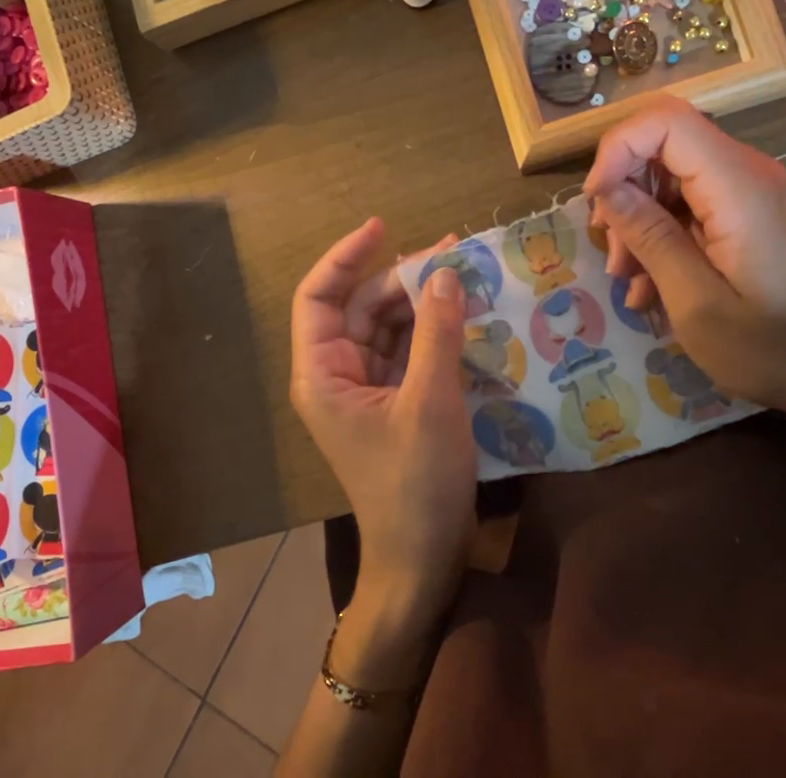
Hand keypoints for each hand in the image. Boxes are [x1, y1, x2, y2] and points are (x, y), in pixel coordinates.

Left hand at [290, 219, 476, 606]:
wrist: (423, 559)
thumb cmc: (415, 484)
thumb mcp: (430, 404)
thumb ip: (437, 335)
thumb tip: (445, 273)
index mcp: (322, 373)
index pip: (317, 296)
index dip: (344, 256)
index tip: (382, 226)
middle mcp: (337, 374)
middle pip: (359, 306)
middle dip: (401, 277)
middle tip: (454, 254)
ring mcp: (367, 389)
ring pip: (388, 326)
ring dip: (422, 302)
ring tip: (468, 275)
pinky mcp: (395, 402)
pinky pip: (409, 351)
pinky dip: (434, 332)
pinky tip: (467, 314)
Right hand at [586, 99, 785, 427]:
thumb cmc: (770, 349)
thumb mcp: (696, 303)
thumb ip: (651, 237)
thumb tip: (605, 189)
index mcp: (739, 187)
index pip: (667, 121)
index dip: (618, 148)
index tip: (597, 203)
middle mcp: (747, 173)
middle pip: (662, 144)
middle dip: (622, 191)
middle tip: (612, 255)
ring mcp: (748, 191)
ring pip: (667, 175)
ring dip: (635, 220)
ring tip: (627, 278)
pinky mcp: (744, 212)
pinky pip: (686, 201)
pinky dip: (658, 234)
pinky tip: (648, 285)